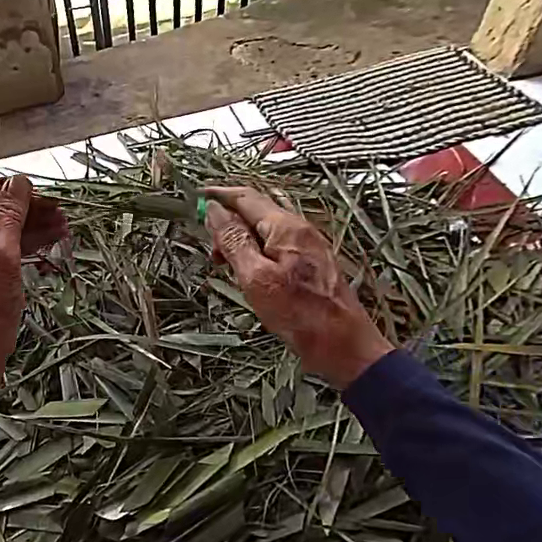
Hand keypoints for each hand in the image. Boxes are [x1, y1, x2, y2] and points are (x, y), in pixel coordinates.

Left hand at [0, 175, 66, 386]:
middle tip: (53, 208)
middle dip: (22, 210)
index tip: (31, 190)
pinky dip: (19, 245)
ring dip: (27, 226)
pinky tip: (47, 241)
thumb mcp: (3, 255)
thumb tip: (18, 185)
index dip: (3, 189)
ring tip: (59, 226)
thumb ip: (10, 214)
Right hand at [205, 186, 392, 387]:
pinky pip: (275, 245)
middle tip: (208, 244)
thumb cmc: (302, 315)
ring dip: (239, 238)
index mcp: (287, 228)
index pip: (246, 197)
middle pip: (256, 211)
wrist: (343, 346)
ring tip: (223, 261)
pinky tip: (247, 270)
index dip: (219, 195)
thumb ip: (233, 241)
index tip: (197, 197)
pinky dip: (254, 250)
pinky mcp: (311, 264)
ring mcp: (309, 246)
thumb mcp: (255, 276)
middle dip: (227, 220)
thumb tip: (215, 212)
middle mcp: (300, 230)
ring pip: (265, 230)